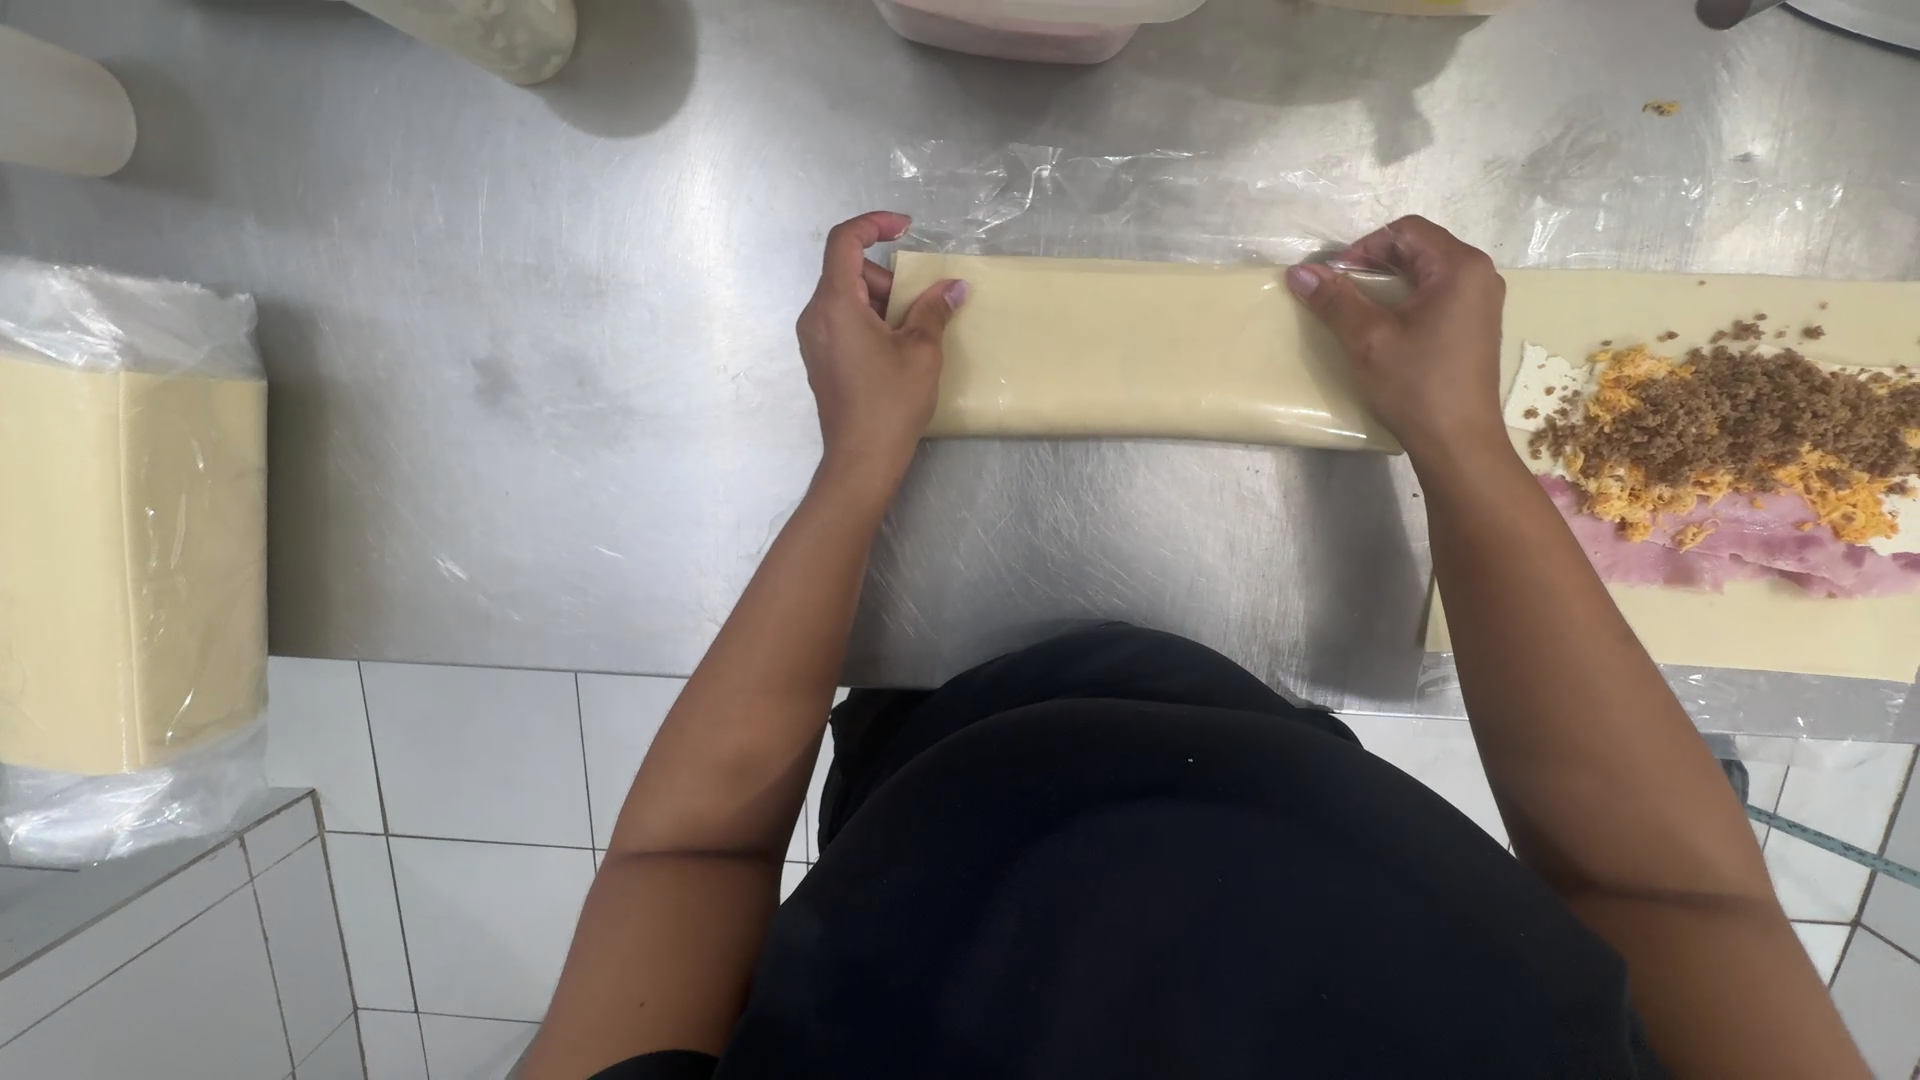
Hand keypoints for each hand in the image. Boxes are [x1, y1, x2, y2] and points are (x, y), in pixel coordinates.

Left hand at [795, 211, 967, 486]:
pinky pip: (843, 323)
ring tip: (913, 335)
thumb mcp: (921, 350)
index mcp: (834, 304)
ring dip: (882, 303)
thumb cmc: (891, 403)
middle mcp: (815, 316)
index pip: (844, 241)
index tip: (906, 229)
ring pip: (847, 299)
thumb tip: (954, 286)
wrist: (861, 460)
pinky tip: (895, 350)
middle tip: (920, 306)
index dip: (874, 224)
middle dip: (888, 279)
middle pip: (848, 272)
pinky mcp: (820, 360)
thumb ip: (935, 310)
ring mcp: (813, 340)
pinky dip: (870, 322)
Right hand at [1285, 215, 1506, 459]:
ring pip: (1426, 274)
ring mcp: (1480, 302)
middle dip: (1374, 264)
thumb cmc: (1416, 384)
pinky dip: (1405, 302)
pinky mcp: (1474, 327)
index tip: (1335, 277)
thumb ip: (1335, 300)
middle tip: (1340, 292)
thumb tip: (1299, 272)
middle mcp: (1478, 276)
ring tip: (1357, 312)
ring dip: (1387, 285)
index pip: (1407, 230)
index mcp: (1460, 267)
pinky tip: (1384, 330)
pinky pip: (1436, 297)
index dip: (1364, 246)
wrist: (1457, 440)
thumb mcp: (1368, 339)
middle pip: (1419, 249)